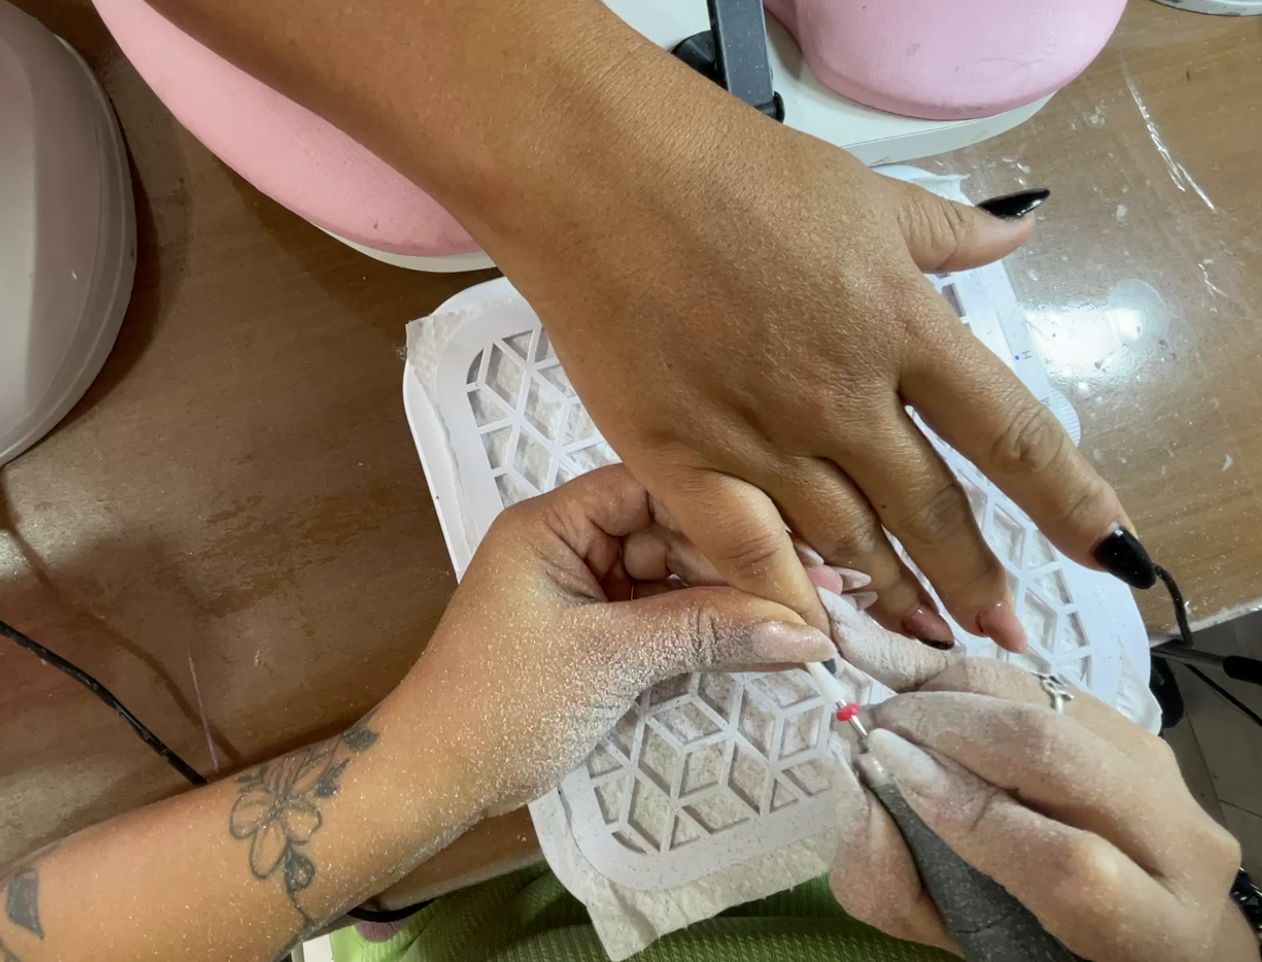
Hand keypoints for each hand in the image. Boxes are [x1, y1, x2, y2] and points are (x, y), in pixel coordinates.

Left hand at [389, 466, 836, 817]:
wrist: (440, 775)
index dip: (721, 511)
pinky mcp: (595, 625)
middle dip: (735, 564)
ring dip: (727, 599)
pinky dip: (702, 627)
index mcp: (554, 522)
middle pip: (668, 532)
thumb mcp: (610, 659)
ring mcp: (584, 583)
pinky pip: (659, 612)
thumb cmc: (505, 703)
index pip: (651, 487)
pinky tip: (759, 635)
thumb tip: (806, 631)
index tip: (793, 539)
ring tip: (805, 615)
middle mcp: (571, 540)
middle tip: (820, 587)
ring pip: (669, 575)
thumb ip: (705, 632)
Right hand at [486, 100, 1128, 651]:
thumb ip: (941, 231)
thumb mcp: (856, 189)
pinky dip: (784, 595)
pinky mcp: (679, 457)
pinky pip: (743, 549)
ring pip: (842, 540)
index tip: (1109, 552)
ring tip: (918, 635)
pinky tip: (810, 633)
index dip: (1069, 499)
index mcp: (899, 325)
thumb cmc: (726, 168)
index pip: (1010, 434)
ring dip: (889, 594)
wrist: (599, 181)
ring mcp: (759, 438)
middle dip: (974, 577)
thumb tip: (1019, 232)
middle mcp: (843, 400)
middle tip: (1002, 630)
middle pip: (930, 510)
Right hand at [822, 595, 1256, 960]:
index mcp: (1151, 929)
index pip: (1069, 863)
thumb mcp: (962, 930)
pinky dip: (952, 668)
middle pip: (1053, 751)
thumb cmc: (1033, 934)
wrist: (1123, 903)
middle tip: (872, 721)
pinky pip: (1026, 675)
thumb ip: (902, 880)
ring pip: (1037, 694)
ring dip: (940, 681)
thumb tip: (864, 791)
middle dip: (941, 723)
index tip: (882, 761)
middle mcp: (1176, 840)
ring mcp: (1154, 764)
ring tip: (877, 681)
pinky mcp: (1119, 716)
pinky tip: (901, 662)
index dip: (964, 807)